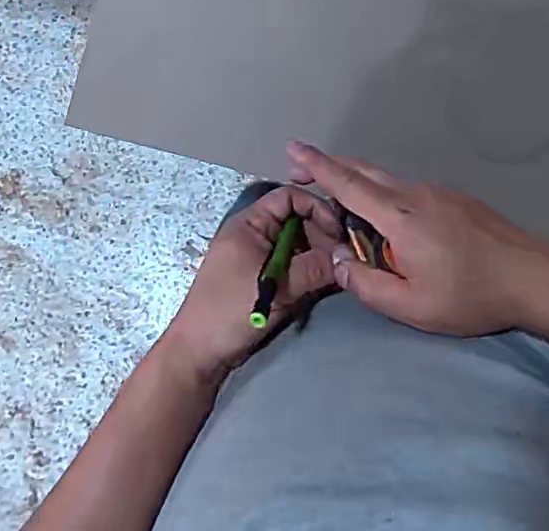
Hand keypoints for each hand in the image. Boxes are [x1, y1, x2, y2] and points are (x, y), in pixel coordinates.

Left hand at [160, 185, 343, 380]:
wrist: (201, 351)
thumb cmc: (230, 310)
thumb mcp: (275, 288)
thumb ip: (312, 268)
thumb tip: (347, 256)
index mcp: (249, 223)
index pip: (288, 197)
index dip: (316, 208)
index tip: (339, 232)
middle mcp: (254, 233)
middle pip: (295, 219)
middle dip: (321, 234)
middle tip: (345, 258)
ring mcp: (257, 254)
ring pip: (296, 243)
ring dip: (317, 254)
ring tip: (339, 271)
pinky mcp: (261, 275)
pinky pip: (290, 262)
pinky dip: (307, 268)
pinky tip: (324, 281)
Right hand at [286, 141, 548, 337]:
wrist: (537, 277)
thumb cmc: (472, 295)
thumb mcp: (414, 307)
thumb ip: (367, 285)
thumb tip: (337, 261)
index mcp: (397, 216)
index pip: (346, 182)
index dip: (316, 164)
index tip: (292, 147)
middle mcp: (411, 192)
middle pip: (361, 169)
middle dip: (327, 165)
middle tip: (300, 169)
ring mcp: (434, 190)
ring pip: (383, 177)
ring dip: (354, 180)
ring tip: (340, 203)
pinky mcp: (451, 196)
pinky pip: (404, 187)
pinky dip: (380, 191)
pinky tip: (388, 219)